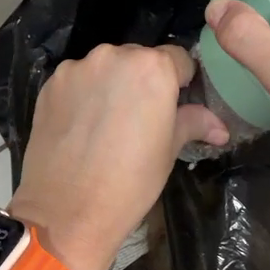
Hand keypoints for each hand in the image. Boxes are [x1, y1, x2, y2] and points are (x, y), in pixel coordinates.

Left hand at [8, 44, 226, 269]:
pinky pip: (76, 83)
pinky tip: (81, 130)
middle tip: (140, 122)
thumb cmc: (129, 185)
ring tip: (107, 128)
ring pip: (104, 70)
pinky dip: (82, 98)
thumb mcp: (168, 152)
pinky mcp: (49, 86)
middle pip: (138, 60)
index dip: (180, 83)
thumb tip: (220, 127)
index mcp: (152, 68)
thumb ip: (192, 124)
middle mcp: (113, 56)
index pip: (178, 60)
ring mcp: (76, 69)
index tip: (174, 107)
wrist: (66, 213)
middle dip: (142, 84)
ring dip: (111, 88)